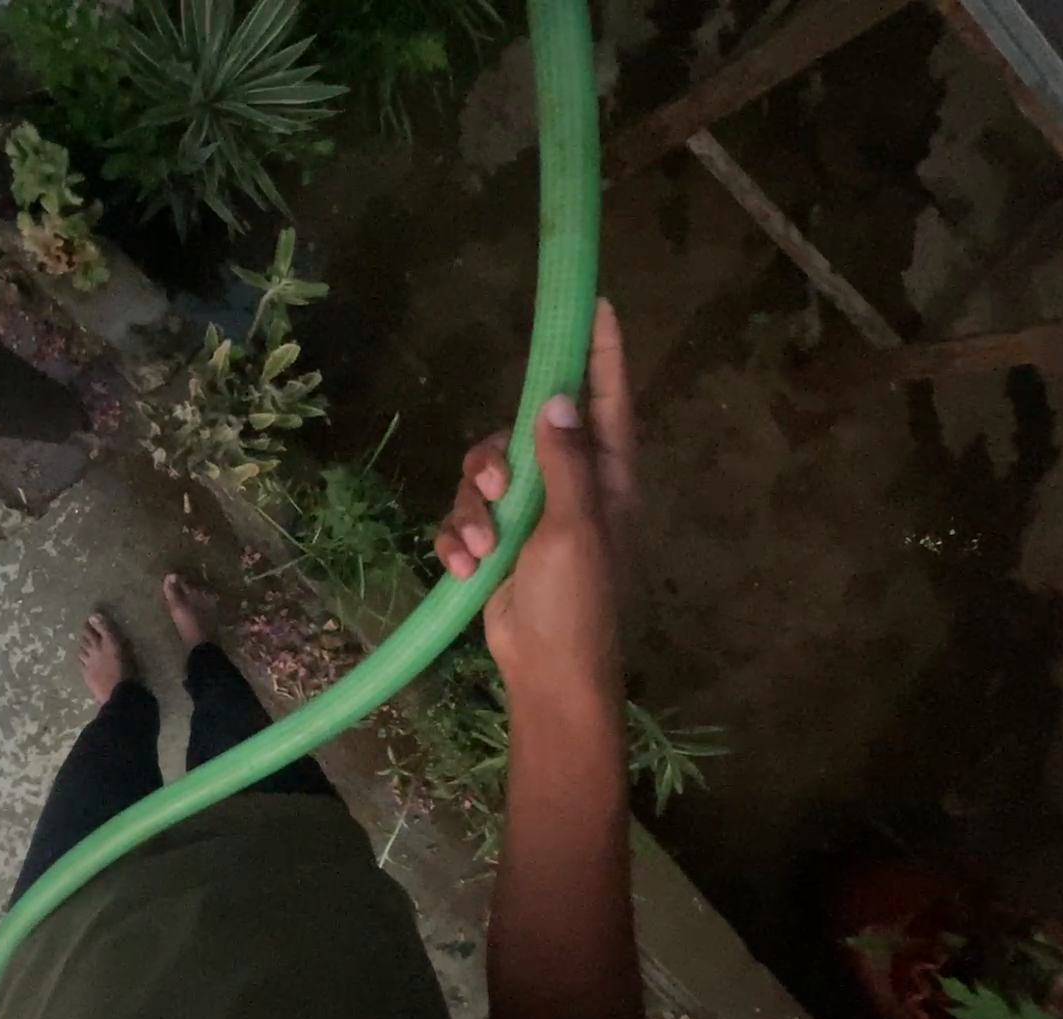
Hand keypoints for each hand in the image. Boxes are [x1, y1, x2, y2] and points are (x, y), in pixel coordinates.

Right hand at [434, 299, 636, 707]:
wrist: (544, 668)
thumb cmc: (578, 602)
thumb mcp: (574, 528)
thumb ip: (565, 463)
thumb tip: (554, 400)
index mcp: (605, 478)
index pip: (605, 401)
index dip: (601, 353)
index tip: (596, 306)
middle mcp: (566, 487)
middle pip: (518, 437)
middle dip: (496, 462)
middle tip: (496, 490)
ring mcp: (527, 516)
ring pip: (481, 480)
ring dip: (473, 514)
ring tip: (480, 552)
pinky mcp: (493, 543)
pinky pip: (462, 520)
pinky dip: (457, 542)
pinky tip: (463, 569)